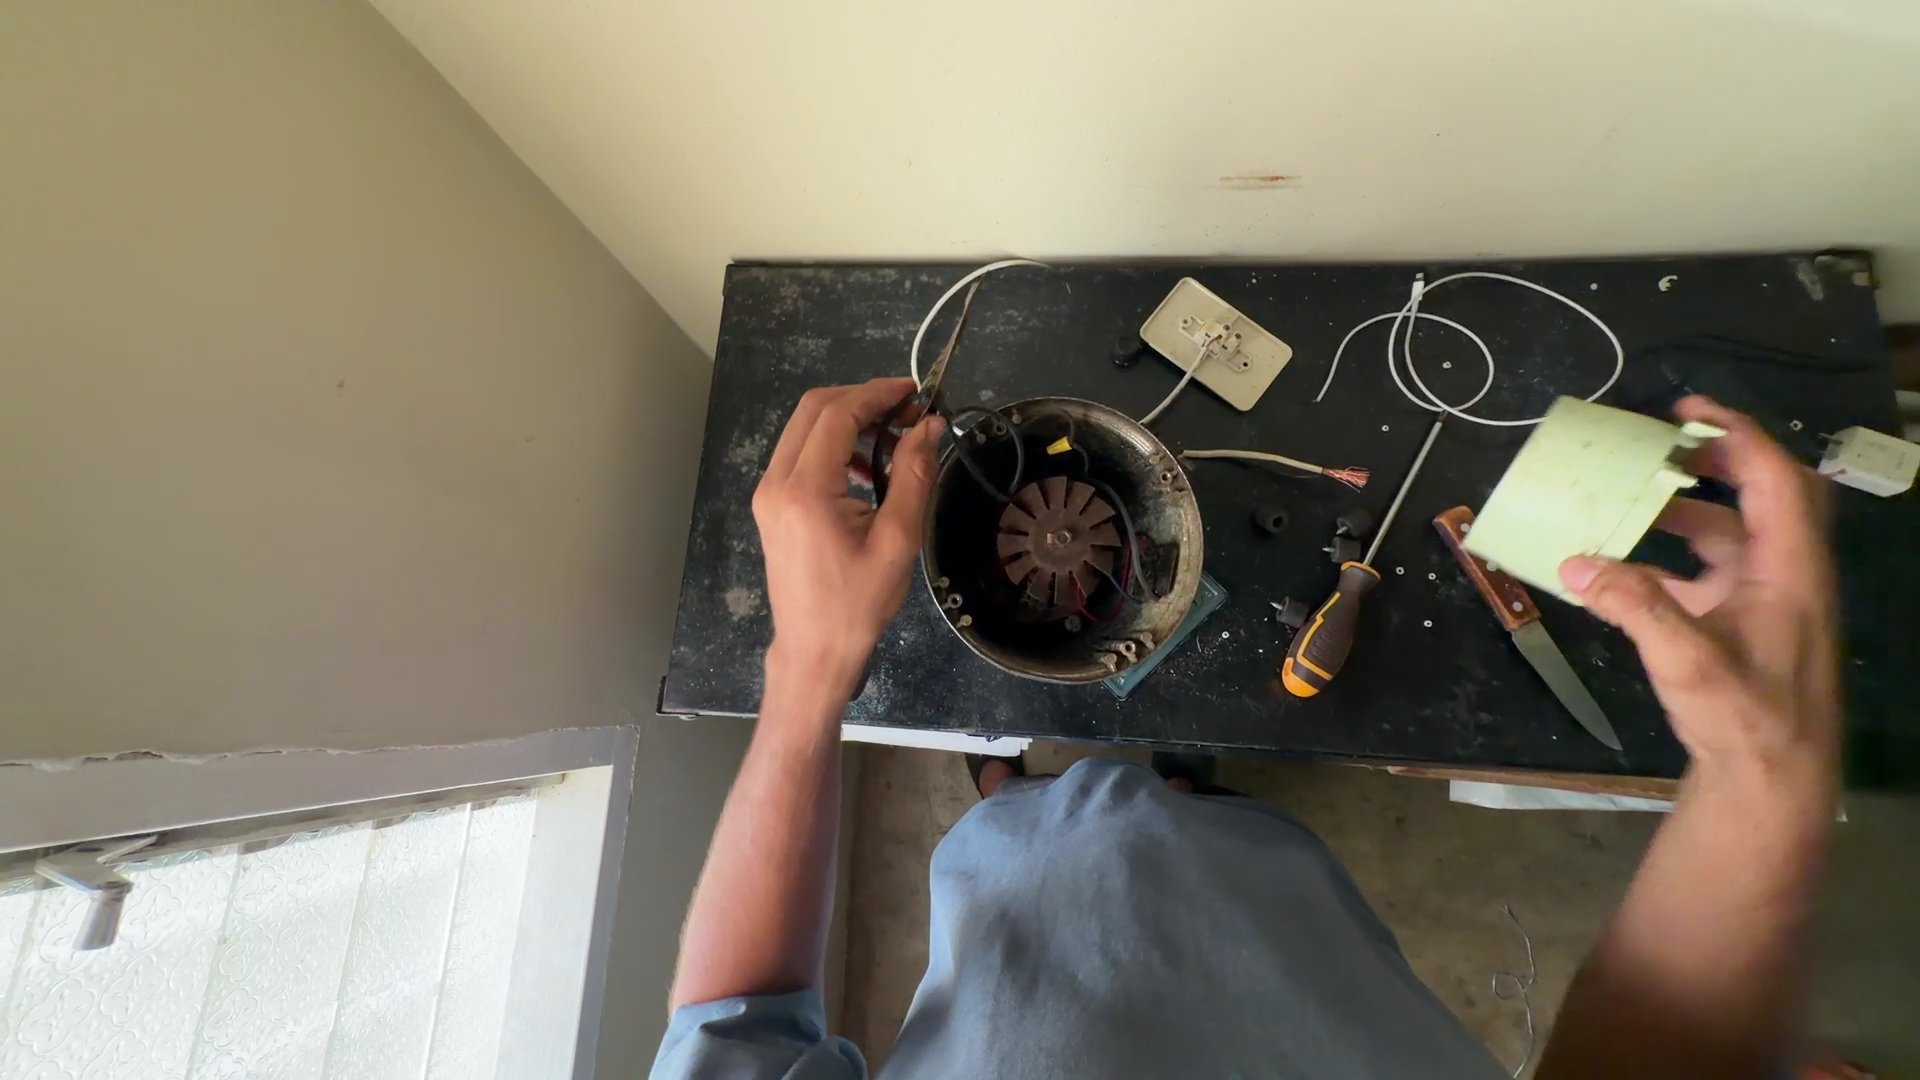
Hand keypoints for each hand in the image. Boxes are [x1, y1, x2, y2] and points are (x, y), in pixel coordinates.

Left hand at [752, 379, 943, 687]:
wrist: (814, 650)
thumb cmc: (858, 604)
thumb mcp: (898, 541)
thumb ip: (914, 476)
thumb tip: (930, 426)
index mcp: (805, 490)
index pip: (837, 414)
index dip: (877, 393)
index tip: (915, 391)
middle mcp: (776, 482)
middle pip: (813, 411)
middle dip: (862, 400)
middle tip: (908, 411)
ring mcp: (768, 493)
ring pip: (804, 430)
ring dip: (849, 423)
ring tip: (895, 441)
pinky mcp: (772, 505)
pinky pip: (801, 456)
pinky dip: (835, 448)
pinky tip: (870, 471)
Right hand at [1558, 396, 1839, 791]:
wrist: (1771, 774)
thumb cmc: (1746, 714)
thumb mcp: (1688, 659)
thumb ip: (1633, 606)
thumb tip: (1574, 562)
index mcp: (1789, 570)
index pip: (1776, 483)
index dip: (1737, 438)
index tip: (1686, 412)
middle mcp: (1781, 574)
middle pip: (1758, 498)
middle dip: (1708, 464)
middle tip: (1651, 447)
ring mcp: (1760, 599)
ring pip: (1725, 534)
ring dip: (1677, 511)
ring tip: (1622, 501)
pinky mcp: (1735, 621)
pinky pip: (1698, 570)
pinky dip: (1658, 557)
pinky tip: (1614, 569)